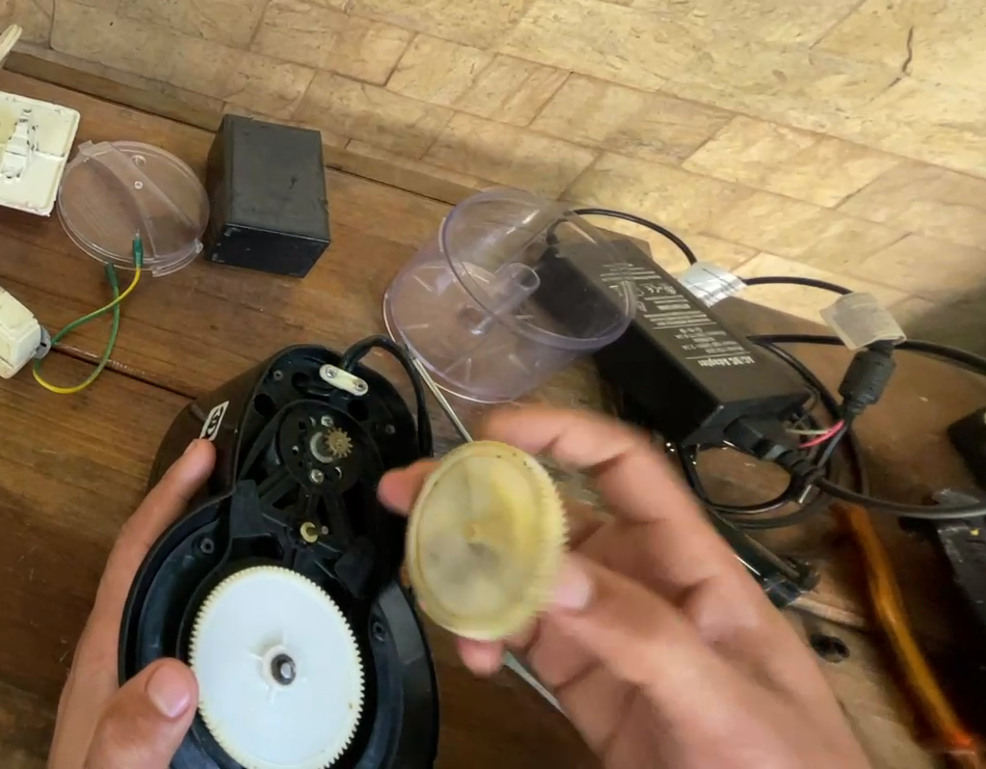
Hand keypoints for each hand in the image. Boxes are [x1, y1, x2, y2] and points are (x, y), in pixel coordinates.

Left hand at [50, 439, 215, 768]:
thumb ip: (132, 735)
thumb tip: (175, 677)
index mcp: (106, 652)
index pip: (135, 553)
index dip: (167, 497)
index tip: (200, 456)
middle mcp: (119, 652)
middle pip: (153, 559)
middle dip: (187, 509)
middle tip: (229, 476)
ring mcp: (137, 677)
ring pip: (172, 596)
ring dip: (203, 555)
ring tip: (241, 527)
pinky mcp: (157, 705)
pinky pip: (189, 635)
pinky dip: (215, 611)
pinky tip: (243, 621)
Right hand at [378, 406, 868, 768]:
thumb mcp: (730, 705)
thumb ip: (644, 635)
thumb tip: (550, 572)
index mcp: (683, 564)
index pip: (622, 467)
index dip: (558, 432)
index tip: (490, 430)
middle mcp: (628, 577)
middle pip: (536, 509)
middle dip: (467, 494)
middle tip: (405, 491)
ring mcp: (591, 621)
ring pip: (506, 564)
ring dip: (457, 564)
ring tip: (423, 579)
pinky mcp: (566, 664)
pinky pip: (501, 623)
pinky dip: (472, 628)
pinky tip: (473, 653)